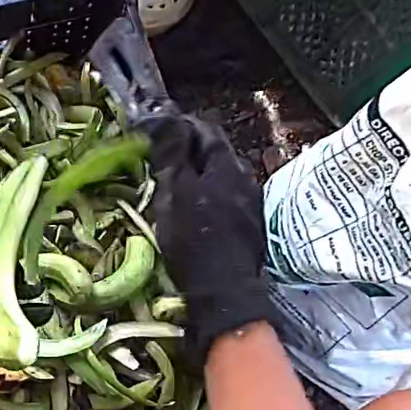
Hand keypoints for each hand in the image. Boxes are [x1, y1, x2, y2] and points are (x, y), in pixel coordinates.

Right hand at [148, 115, 272, 360]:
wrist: (223, 290)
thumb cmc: (194, 239)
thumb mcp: (174, 193)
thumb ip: (173, 155)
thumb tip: (169, 119)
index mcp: (227, 166)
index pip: (206, 131)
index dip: (182, 126)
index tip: (159, 130)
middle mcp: (246, 180)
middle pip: (217, 155)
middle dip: (192, 151)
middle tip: (164, 158)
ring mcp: (251, 205)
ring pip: (223, 179)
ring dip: (202, 176)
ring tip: (178, 185)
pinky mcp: (250, 228)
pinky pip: (228, 201)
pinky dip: (210, 197)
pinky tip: (197, 211)